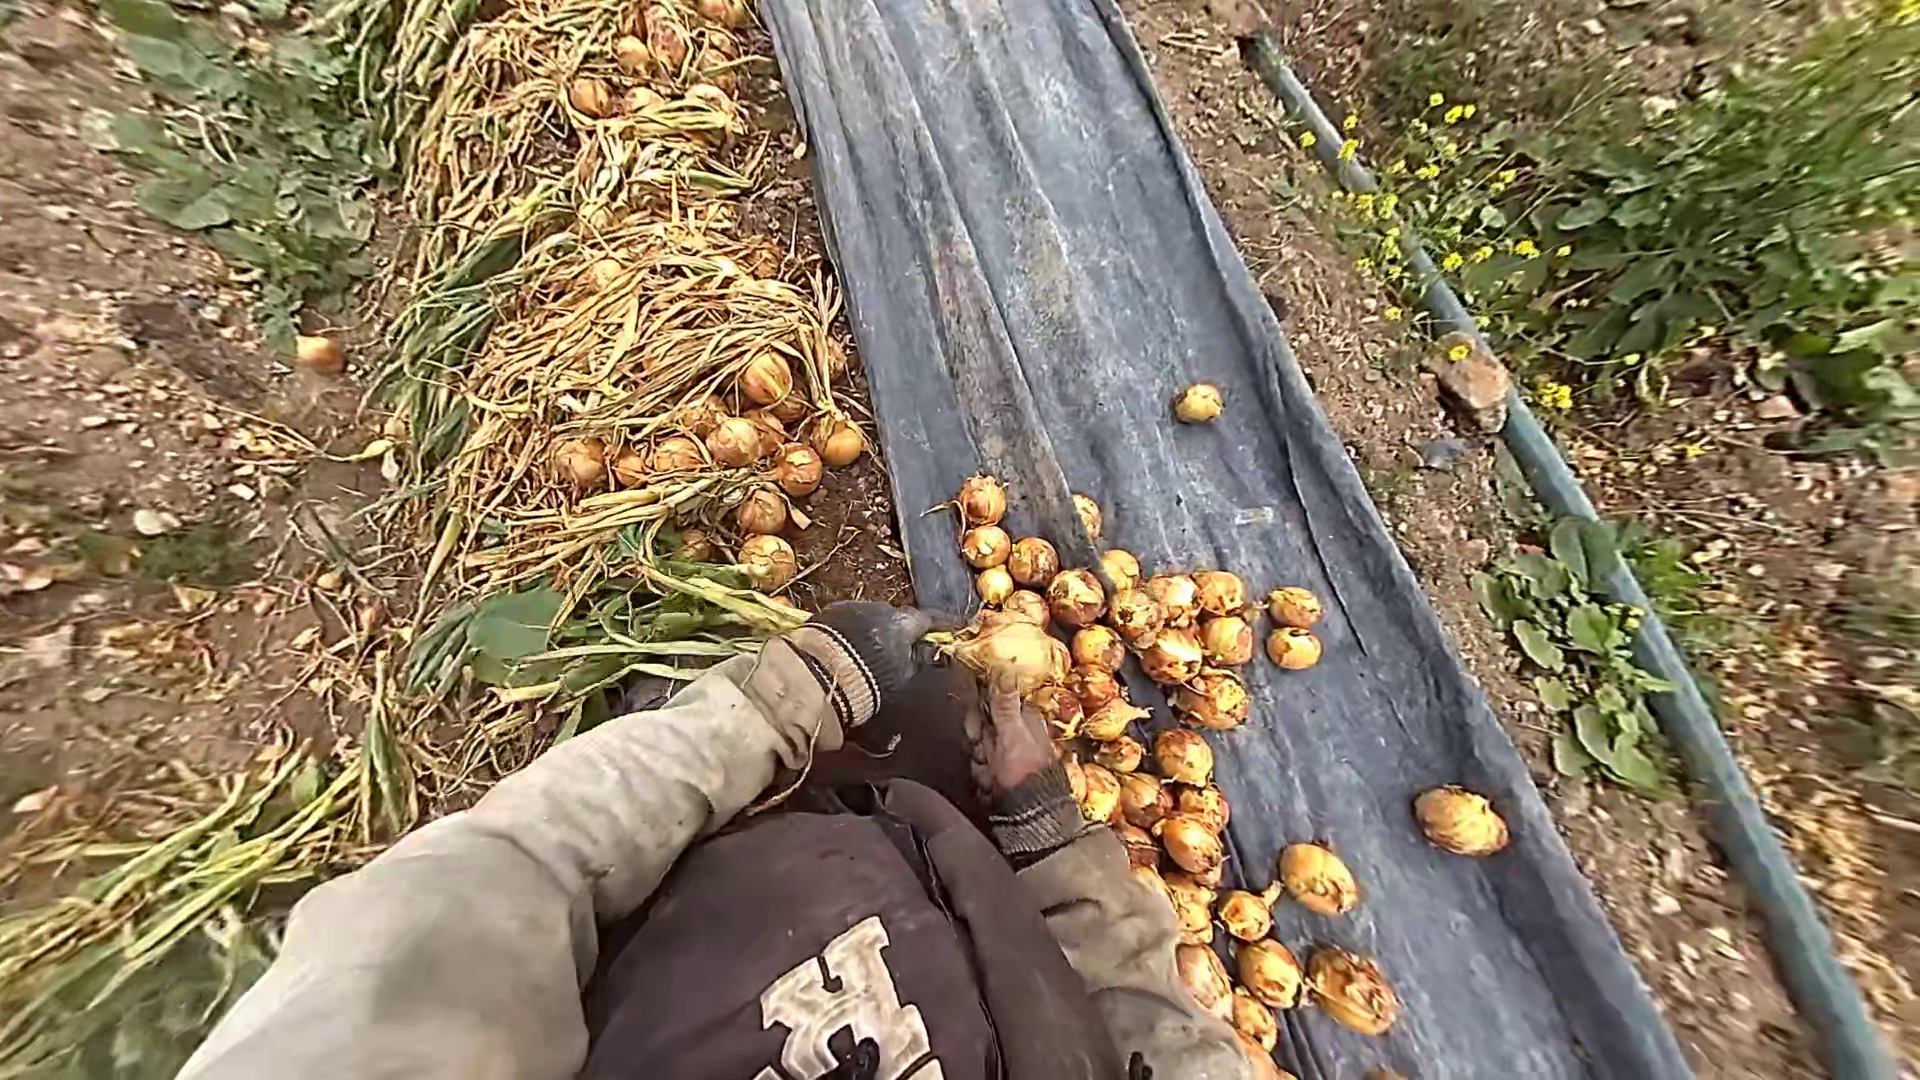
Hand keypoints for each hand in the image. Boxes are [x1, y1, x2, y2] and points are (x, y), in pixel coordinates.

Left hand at [786, 602, 932, 727]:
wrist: (819, 675)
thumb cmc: (869, 681)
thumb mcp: (902, 679)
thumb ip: (916, 663)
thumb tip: (925, 653)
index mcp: (904, 623)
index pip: (929, 619)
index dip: (940, 625)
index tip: (950, 628)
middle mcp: (880, 608)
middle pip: (898, 617)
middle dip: (900, 630)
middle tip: (901, 647)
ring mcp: (853, 607)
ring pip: (871, 618)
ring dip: (874, 631)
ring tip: (869, 652)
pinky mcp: (829, 613)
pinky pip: (848, 620)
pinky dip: (852, 632)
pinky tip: (846, 649)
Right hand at [973, 686, 1083, 867]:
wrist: (1031, 817)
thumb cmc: (1027, 774)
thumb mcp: (1013, 733)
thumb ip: (1005, 704)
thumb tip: (1005, 667)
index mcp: (1024, 717)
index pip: (989, 704)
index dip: (976, 718)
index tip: (975, 732)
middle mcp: (1017, 732)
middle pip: (980, 727)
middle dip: (977, 745)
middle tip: (984, 758)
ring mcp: (1009, 754)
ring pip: (977, 750)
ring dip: (979, 766)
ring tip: (992, 777)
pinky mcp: (1002, 774)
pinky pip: (980, 769)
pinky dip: (982, 779)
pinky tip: (991, 786)